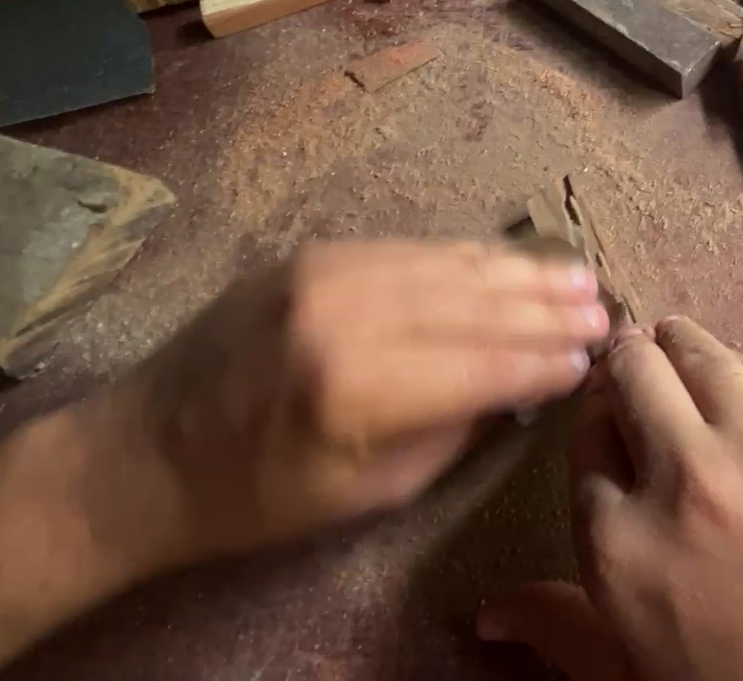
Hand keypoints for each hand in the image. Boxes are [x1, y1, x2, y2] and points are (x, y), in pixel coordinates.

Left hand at [67, 240, 606, 575]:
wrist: (140, 450)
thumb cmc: (256, 494)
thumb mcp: (368, 489)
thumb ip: (454, 427)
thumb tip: (521, 382)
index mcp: (356, 388)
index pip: (485, 366)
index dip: (546, 363)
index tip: (592, 359)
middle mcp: (347, 312)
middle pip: (478, 305)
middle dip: (548, 310)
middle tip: (602, 309)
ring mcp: (330, 270)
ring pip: (454, 264)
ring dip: (522, 273)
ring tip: (577, 276)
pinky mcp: (319, 251)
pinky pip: (417, 248)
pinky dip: (473, 256)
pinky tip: (513, 261)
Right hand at [477, 317, 742, 679]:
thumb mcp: (644, 674)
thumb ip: (564, 630)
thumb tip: (489, 611)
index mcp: (626, 546)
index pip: (585, 444)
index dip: (594, 422)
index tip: (605, 415)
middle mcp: (685, 478)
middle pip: (631, 376)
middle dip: (623, 362)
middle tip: (631, 362)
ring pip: (694, 352)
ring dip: (674, 343)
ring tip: (668, 342)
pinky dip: (736, 370)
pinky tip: (736, 384)